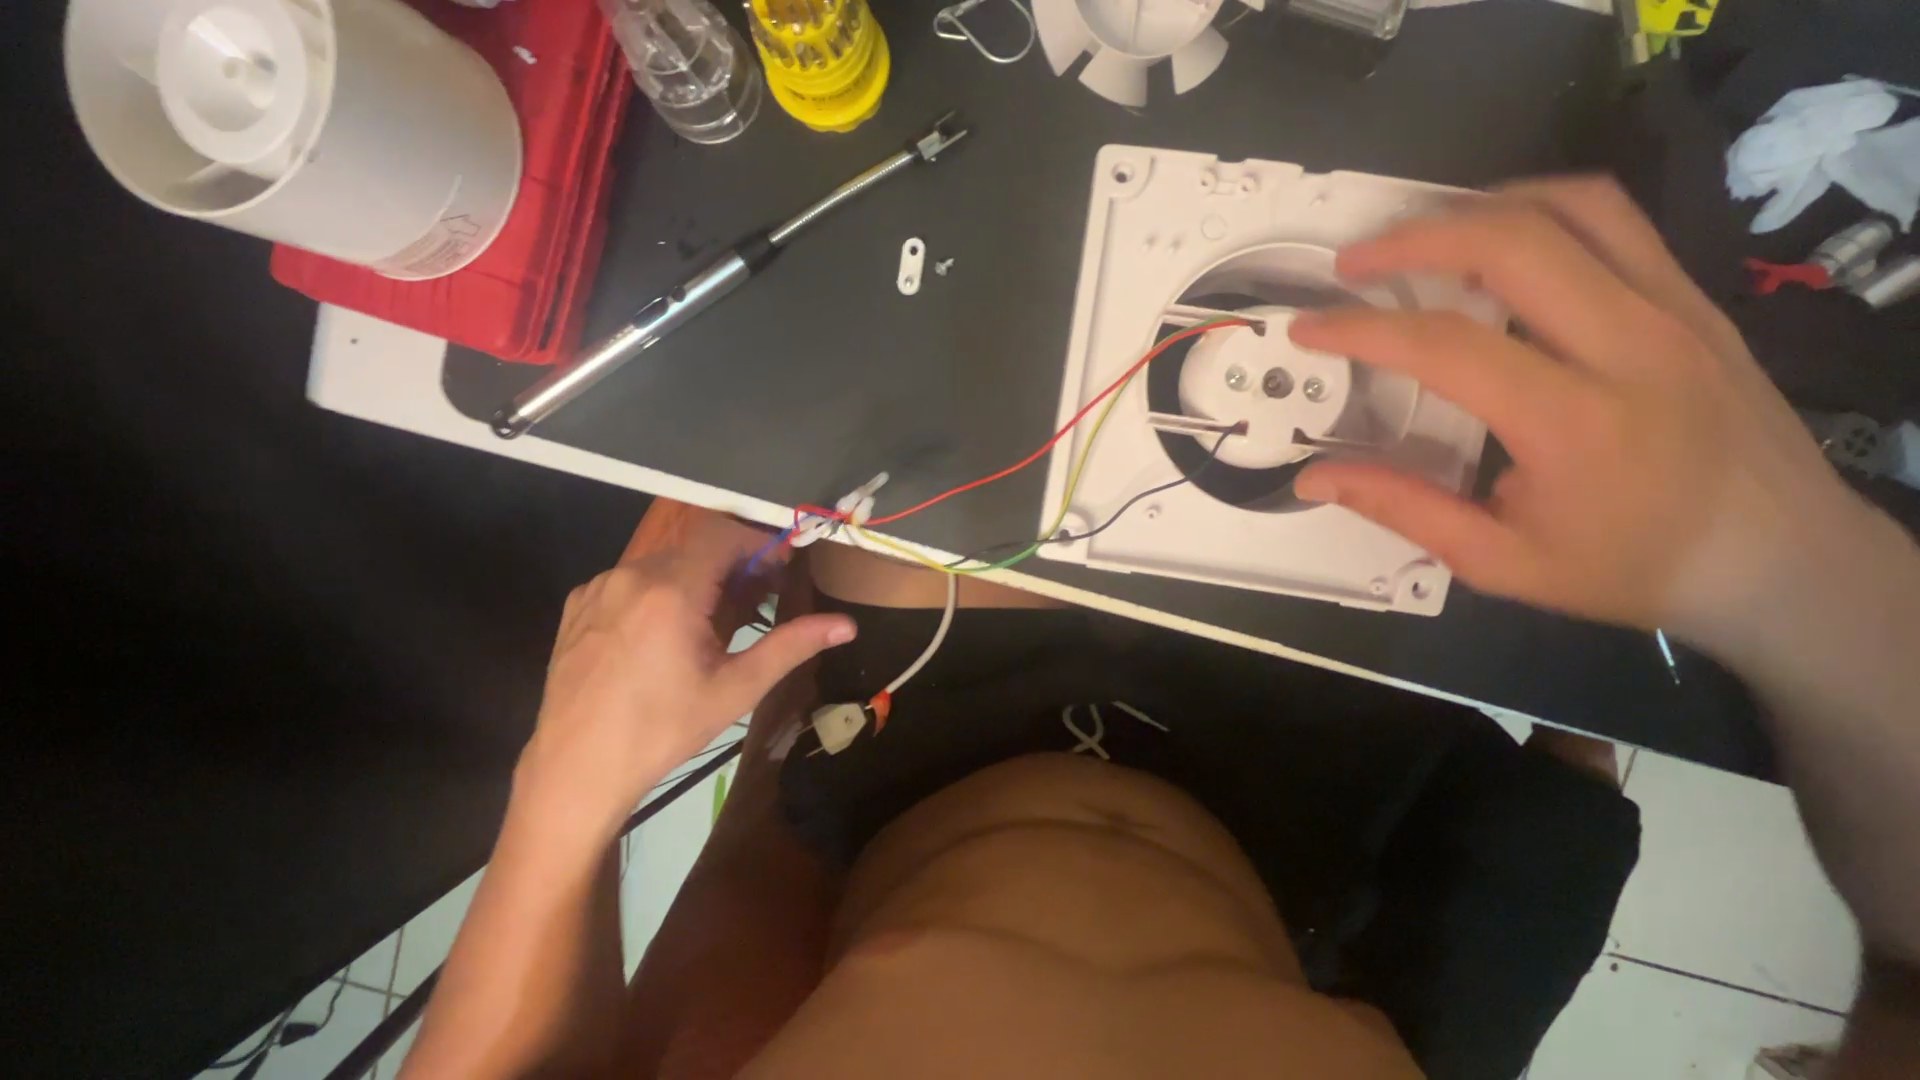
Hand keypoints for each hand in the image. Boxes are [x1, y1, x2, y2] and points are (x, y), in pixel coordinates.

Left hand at [514, 508, 854, 836]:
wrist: (576, 769)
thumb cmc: (664, 730)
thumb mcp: (736, 689)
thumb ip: (791, 646)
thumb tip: (846, 625)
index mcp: (672, 590)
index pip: (724, 534)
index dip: (757, 544)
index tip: (778, 571)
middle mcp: (630, 575)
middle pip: (694, 548)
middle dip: (730, 567)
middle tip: (752, 606)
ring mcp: (598, 588)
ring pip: (661, 564)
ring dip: (693, 580)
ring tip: (705, 628)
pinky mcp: (577, 605)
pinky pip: (629, 582)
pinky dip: (656, 594)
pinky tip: (660, 639)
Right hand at [1289, 177, 1882, 647]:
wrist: (1783, 560)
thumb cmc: (1631, 568)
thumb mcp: (1501, 561)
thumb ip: (1403, 509)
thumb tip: (1312, 478)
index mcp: (1574, 422)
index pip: (1446, 347)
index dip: (1362, 330)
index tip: (1309, 326)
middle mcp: (1631, 345)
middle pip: (1512, 244)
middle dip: (1415, 238)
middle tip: (1354, 261)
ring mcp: (1674, 310)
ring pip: (1574, 208)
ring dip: (1480, 207)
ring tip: (1420, 234)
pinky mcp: (1694, 300)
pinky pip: (1615, 222)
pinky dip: (1540, 213)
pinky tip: (1496, 241)